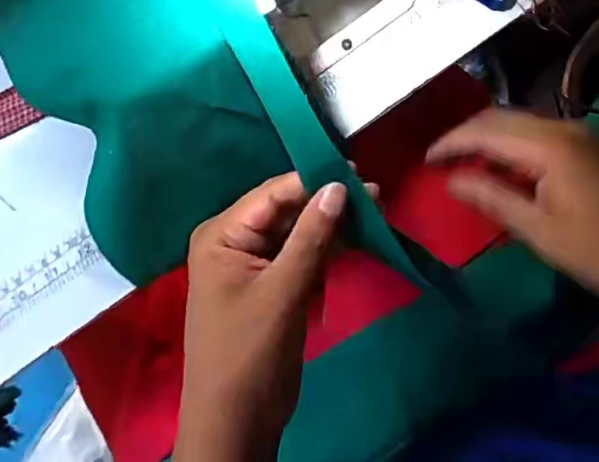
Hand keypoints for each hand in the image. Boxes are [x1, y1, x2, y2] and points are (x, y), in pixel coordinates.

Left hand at [176, 173, 351, 461]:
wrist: (237, 428)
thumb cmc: (249, 354)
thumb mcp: (282, 292)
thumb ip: (311, 236)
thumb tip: (339, 185)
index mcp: (223, 233)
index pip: (273, 193)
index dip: (314, 179)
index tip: (356, 170)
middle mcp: (235, 239)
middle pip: (288, 209)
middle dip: (328, 201)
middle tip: (375, 194)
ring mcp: (254, 262)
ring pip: (299, 230)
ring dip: (333, 223)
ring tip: (375, 210)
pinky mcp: (273, 283)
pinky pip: (302, 254)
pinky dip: (329, 247)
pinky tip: (359, 236)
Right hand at [428, 110, 598, 331]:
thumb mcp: (542, 232)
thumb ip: (494, 198)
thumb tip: (451, 179)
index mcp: (548, 144)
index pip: (485, 130)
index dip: (451, 142)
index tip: (424, 159)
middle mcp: (561, 127)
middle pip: (500, 118)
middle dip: (466, 134)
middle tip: (438, 159)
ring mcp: (577, 135)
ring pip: (518, 122)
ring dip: (487, 137)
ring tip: (461, 162)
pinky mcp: (586, 148)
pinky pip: (535, 134)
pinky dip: (509, 144)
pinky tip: (500, 166)